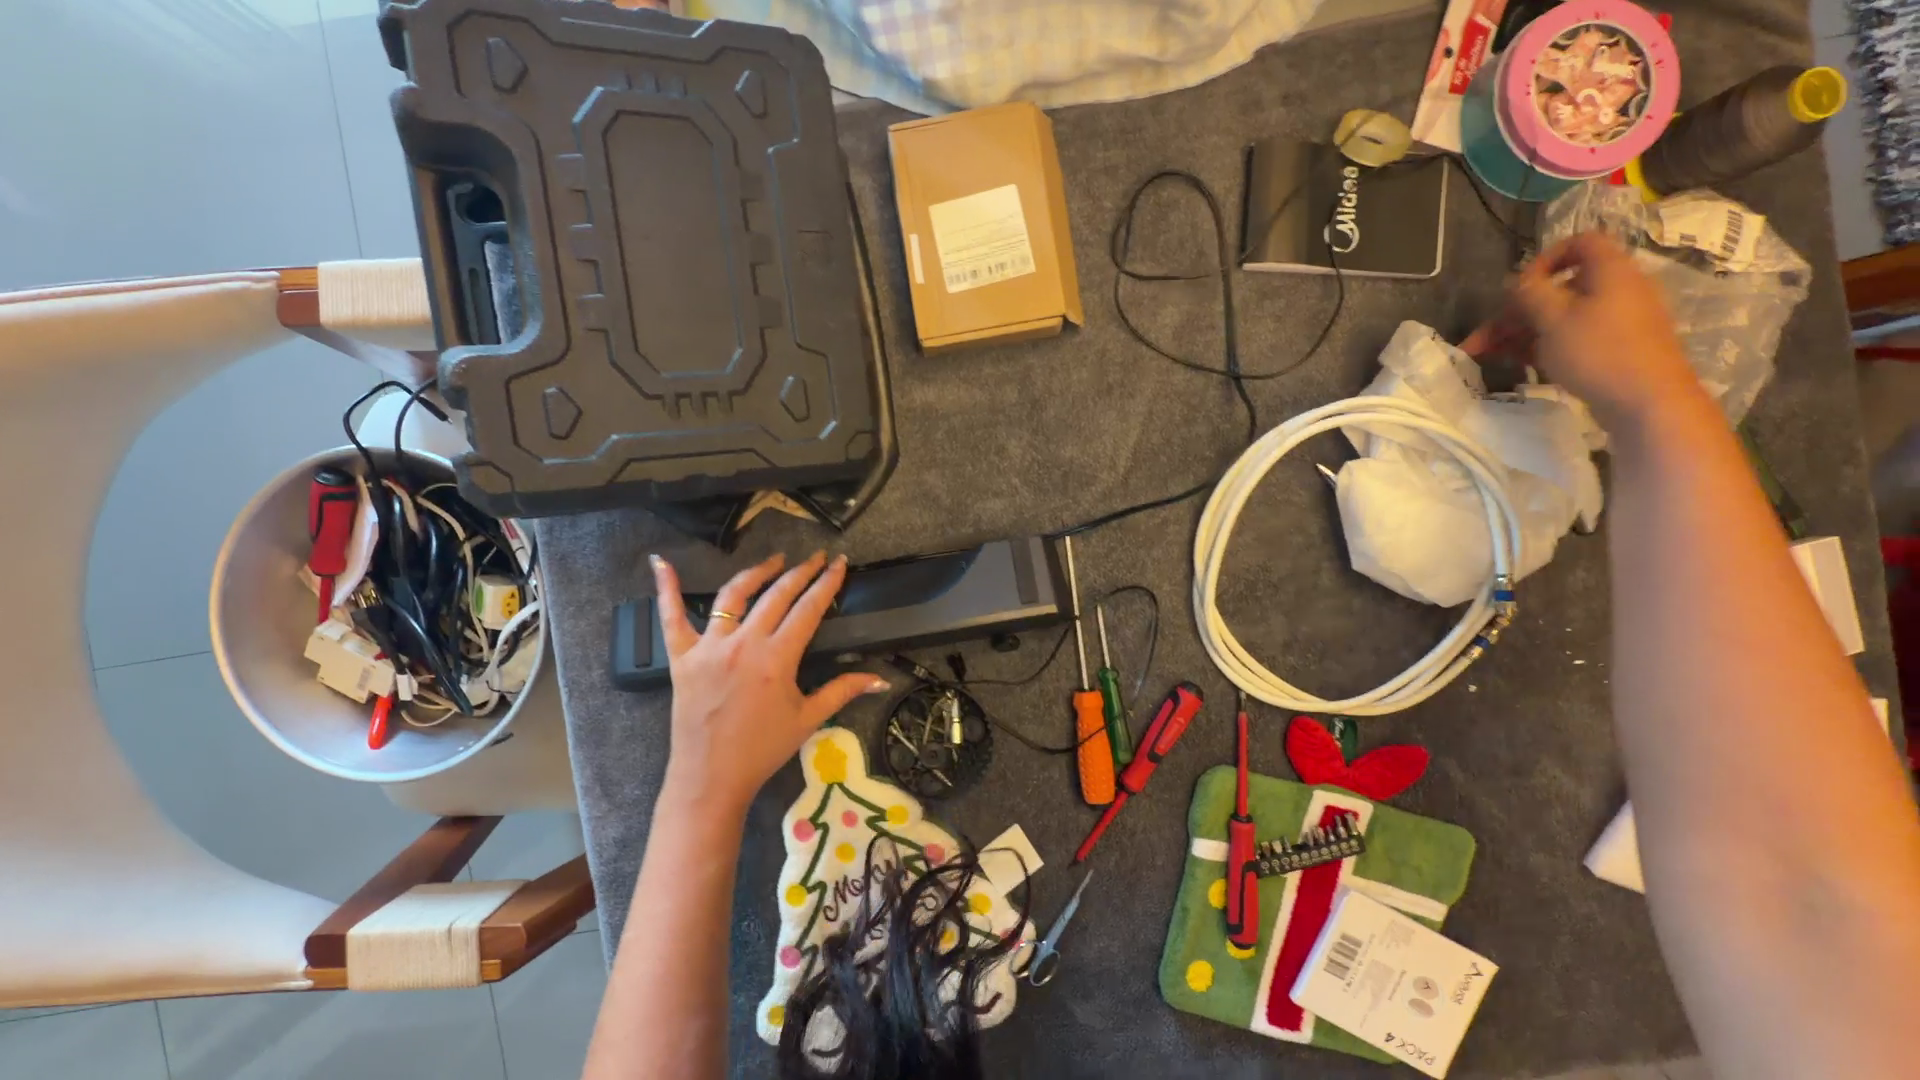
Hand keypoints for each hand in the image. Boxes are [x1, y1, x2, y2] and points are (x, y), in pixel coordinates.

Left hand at [650, 551, 888, 814]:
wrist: (711, 778)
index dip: (827, 583)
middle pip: (776, 595)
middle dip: (800, 571)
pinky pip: (670, 617)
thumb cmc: (762, 751)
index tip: (838, 564)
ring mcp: (709, 647)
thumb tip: (880, 679)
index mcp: (777, 658)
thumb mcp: (808, 719)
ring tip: (774, 560)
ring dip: (756, 572)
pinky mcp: (681, 657)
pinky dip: (665, 588)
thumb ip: (843, 691)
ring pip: (732, 595)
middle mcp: (743, 643)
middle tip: (816, 557)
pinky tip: (660, 563)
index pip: (808, 608)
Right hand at [1463, 231, 1703, 428]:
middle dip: (1512, 312)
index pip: (1579, 244)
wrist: (1648, 401)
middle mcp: (1613, 290)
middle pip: (1556, 289)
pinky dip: (1539, 345)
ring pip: (1556, 317)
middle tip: (1479, 338)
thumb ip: (1530, 293)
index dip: (1544, 259)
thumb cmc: (1599, 351)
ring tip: (1483, 355)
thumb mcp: (1554, 318)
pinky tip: (1512, 362)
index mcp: (1608, 271)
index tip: (1518, 287)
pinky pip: (1568, 337)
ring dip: (1517, 332)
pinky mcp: (1609, 348)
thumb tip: (1516, 281)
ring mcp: (1612, 321)